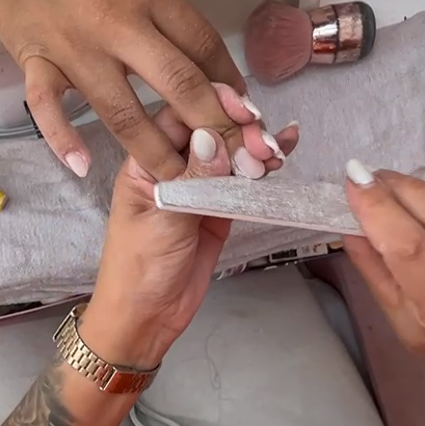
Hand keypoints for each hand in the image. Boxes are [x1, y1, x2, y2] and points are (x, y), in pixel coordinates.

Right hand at [0, 0, 287, 181]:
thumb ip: (158, 1)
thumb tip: (189, 47)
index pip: (202, 45)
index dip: (230, 83)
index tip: (243, 112)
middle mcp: (118, 24)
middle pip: (177, 84)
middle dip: (212, 127)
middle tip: (234, 162)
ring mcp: (74, 48)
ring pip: (122, 111)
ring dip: (154, 151)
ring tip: (176, 182)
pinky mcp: (35, 61)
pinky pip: (49, 109)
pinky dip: (64, 140)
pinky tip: (83, 167)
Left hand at [83, 103, 300, 368]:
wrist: (146, 318)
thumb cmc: (139, 270)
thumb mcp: (165, 222)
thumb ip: (192, 180)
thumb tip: (212, 134)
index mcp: (142, 163)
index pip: (177, 118)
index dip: (210, 106)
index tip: (244, 110)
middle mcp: (170, 167)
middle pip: (209, 129)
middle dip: (240, 129)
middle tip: (264, 145)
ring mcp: (197, 186)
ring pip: (230, 151)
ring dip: (256, 145)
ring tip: (276, 154)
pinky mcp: (218, 207)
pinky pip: (242, 179)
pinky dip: (263, 165)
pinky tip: (286, 149)